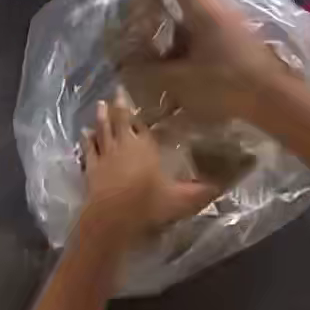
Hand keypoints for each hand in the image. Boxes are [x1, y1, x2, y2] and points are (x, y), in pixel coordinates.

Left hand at [80, 95, 218, 243]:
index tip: (140, 98)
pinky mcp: (91, 168)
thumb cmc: (147, 204)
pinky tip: (84, 132)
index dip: (139, 112)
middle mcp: (124, 145)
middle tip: (117, 91)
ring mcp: (105, 156)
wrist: (111, 219)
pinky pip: (89, 149)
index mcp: (145, 147)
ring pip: (103, 130)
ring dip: (102, 117)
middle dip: (119, 105)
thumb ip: (201, 192)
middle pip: (120, 121)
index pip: (142, 124)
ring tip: (100, 104)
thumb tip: (224, 187)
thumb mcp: (180, 199)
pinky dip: (87, 139)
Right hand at [120, 0, 301, 123]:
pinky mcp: (240, 33)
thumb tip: (128, 66)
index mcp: (202, 7)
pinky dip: (191, 30)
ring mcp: (232, 18)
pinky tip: (182, 53)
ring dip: (177, 17)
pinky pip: (209, 22)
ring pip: (199, 8)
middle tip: (141, 8)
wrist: (274, 96)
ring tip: (158, 35)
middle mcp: (218, 5)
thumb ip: (151, 71)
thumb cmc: (227, 82)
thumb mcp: (182, 80)